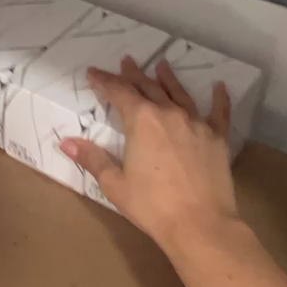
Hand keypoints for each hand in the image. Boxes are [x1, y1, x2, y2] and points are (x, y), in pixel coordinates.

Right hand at [62, 56, 238, 256]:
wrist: (200, 225)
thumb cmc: (152, 206)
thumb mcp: (115, 183)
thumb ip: (92, 158)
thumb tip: (66, 142)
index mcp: (141, 121)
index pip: (119, 93)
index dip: (104, 82)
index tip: (93, 73)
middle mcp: (169, 114)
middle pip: (148, 88)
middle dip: (134, 75)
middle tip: (127, 61)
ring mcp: (196, 124)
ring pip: (179, 94)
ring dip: (168, 79)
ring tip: (162, 64)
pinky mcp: (217, 138)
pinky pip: (219, 112)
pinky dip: (219, 98)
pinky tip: (219, 86)